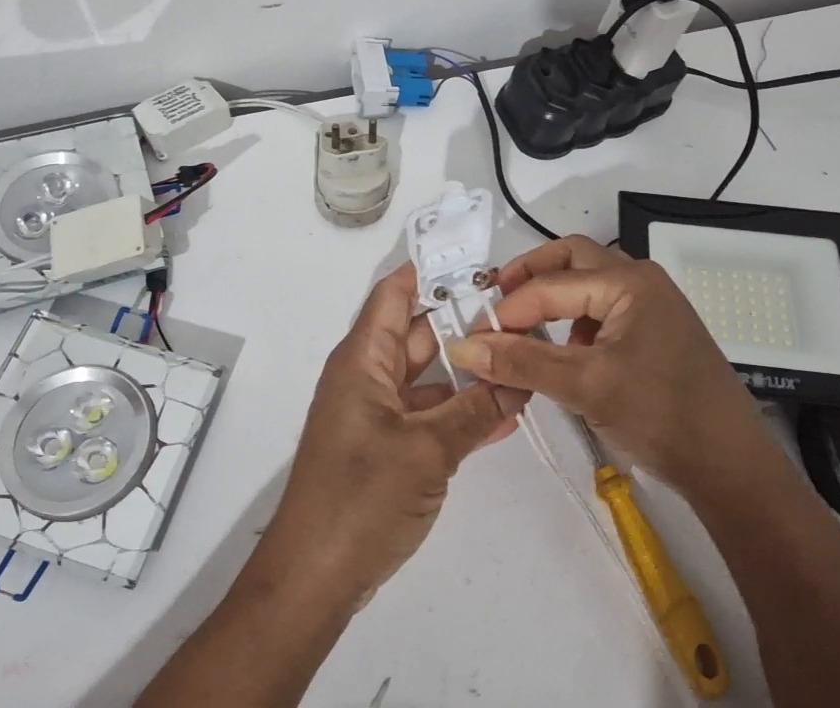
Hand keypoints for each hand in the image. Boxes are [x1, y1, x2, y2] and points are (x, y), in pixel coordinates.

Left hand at [262, 264, 527, 606]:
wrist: (315, 576)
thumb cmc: (361, 499)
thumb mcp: (427, 451)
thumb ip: (476, 412)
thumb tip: (519, 382)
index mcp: (363, 361)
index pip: (395, 295)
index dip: (432, 273)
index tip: (480, 263)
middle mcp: (368, 378)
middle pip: (420, 335)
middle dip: (466, 326)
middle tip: (523, 319)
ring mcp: (377, 415)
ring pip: (429, 377)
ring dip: (470, 373)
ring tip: (524, 363)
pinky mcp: (387, 449)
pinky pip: (429, 415)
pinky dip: (462, 412)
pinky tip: (505, 415)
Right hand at [447, 235, 756, 491]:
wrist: (730, 465)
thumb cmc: (660, 415)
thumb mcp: (584, 386)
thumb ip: (522, 362)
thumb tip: (463, 347)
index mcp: (628, 282)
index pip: (550, 284)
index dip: (508, 310)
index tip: (474, 340)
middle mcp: (642, 281)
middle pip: (572, 260)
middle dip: (529, 277)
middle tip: (494, 303)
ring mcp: (653, 306)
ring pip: (588, 285)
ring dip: (553, 299)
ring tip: (523, 331)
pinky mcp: (657, 333)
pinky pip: (604, 311)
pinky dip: (575, 322)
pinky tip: (565, 355)